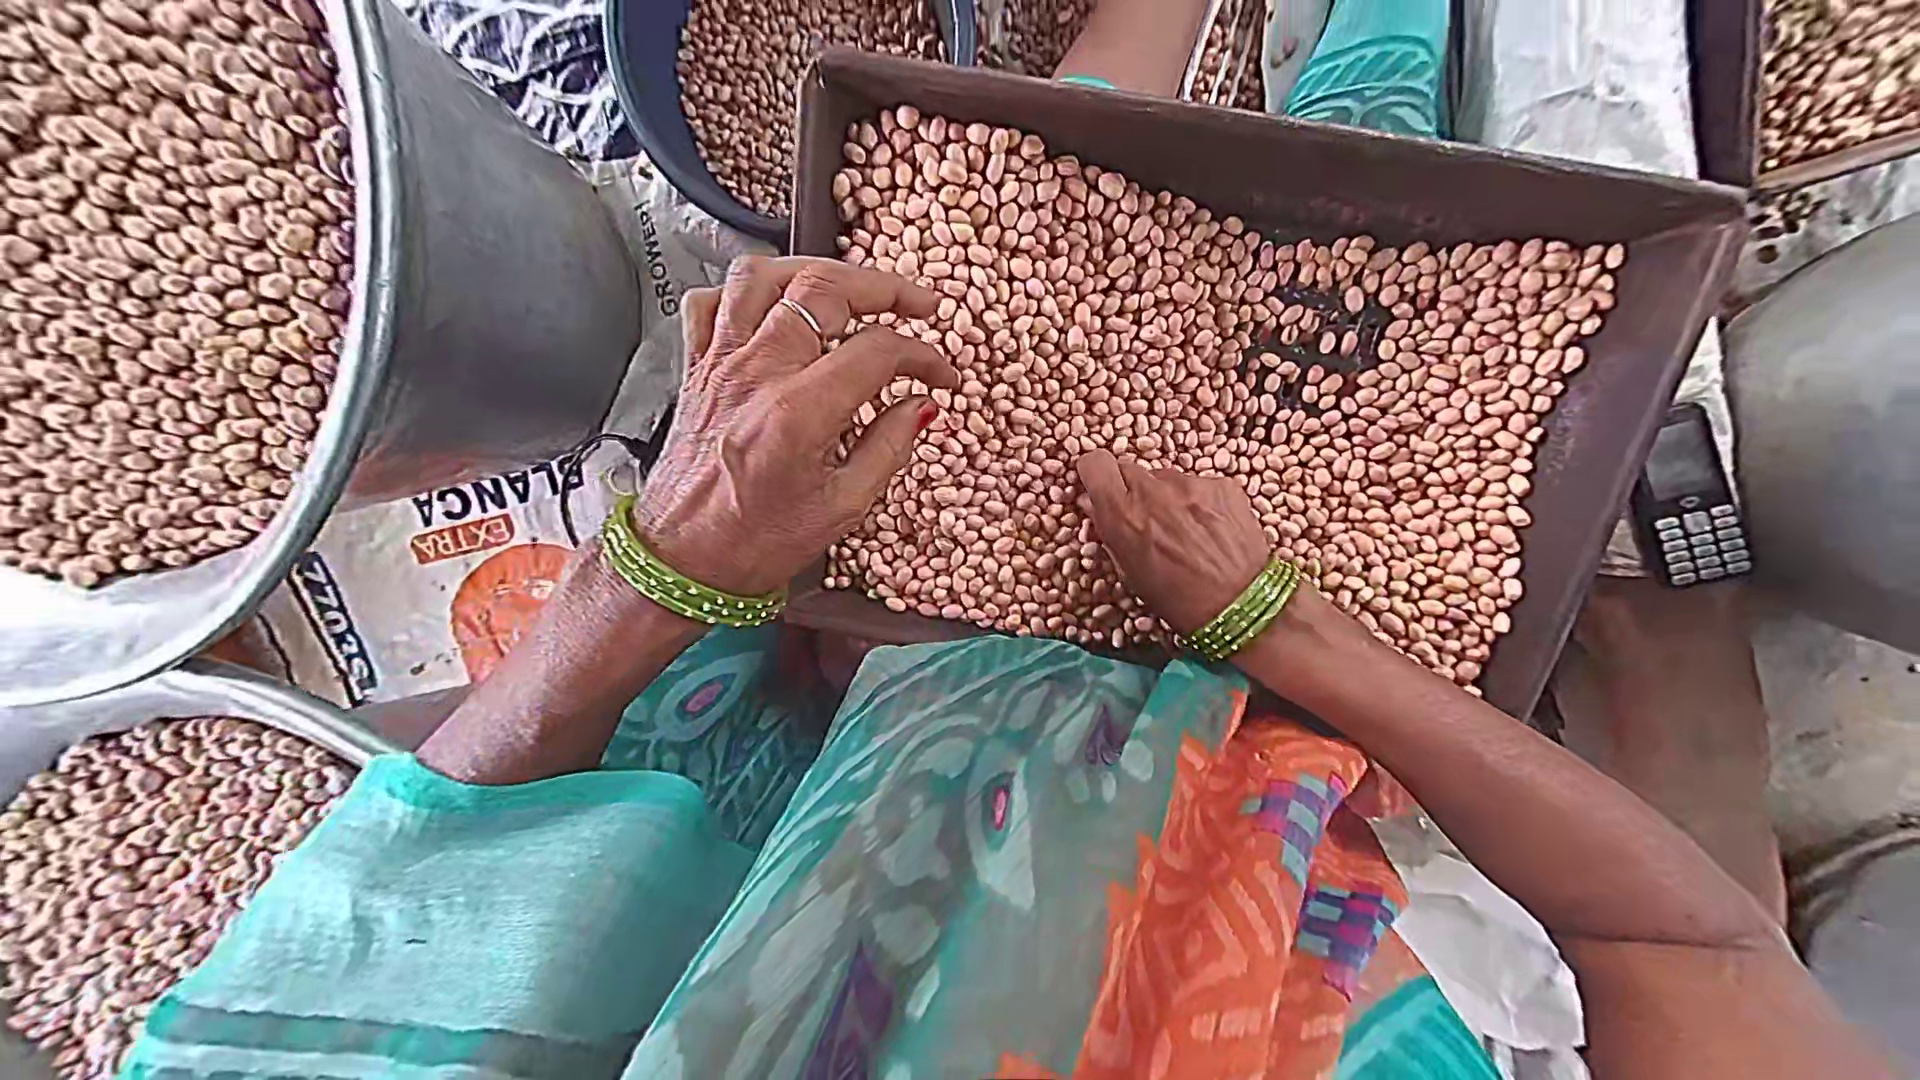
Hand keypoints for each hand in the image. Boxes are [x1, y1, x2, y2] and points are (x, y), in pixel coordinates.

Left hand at [633, 256, 957, 595]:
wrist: (685, 560)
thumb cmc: (758, 542)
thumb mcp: (843, 507)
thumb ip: (889, 447)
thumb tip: (921, 406)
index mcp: (798, 413)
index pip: (877, 350)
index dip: (923, 355)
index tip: (940, 374)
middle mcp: (755, 374)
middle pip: (824, 289)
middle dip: (885, 288)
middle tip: (919, 304)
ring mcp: (720, 364)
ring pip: (766, 276)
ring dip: (819, 273)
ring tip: (853, 289)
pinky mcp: (698, 370)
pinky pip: (714, 302)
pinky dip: (750, 292)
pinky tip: (778, 309)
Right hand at [1075, 449, 1271, 633]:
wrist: (1240, 605)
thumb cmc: (1178, 598)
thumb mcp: (1129, 570)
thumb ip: (1110, 530)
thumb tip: (1095, 503)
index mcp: (1122, 514)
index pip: (1095, 464)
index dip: (1096, 473)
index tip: (1100, 484)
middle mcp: (1153, 491)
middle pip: (1129, 468)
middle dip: (1130, 489)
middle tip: (1143, 516)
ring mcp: (1190, 484)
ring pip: (1165, 478)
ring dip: (1166, 496)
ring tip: (1182, 530)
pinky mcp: (1221, 485)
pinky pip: (1198, 484)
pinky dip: (1198, 502)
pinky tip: (1207, 530)